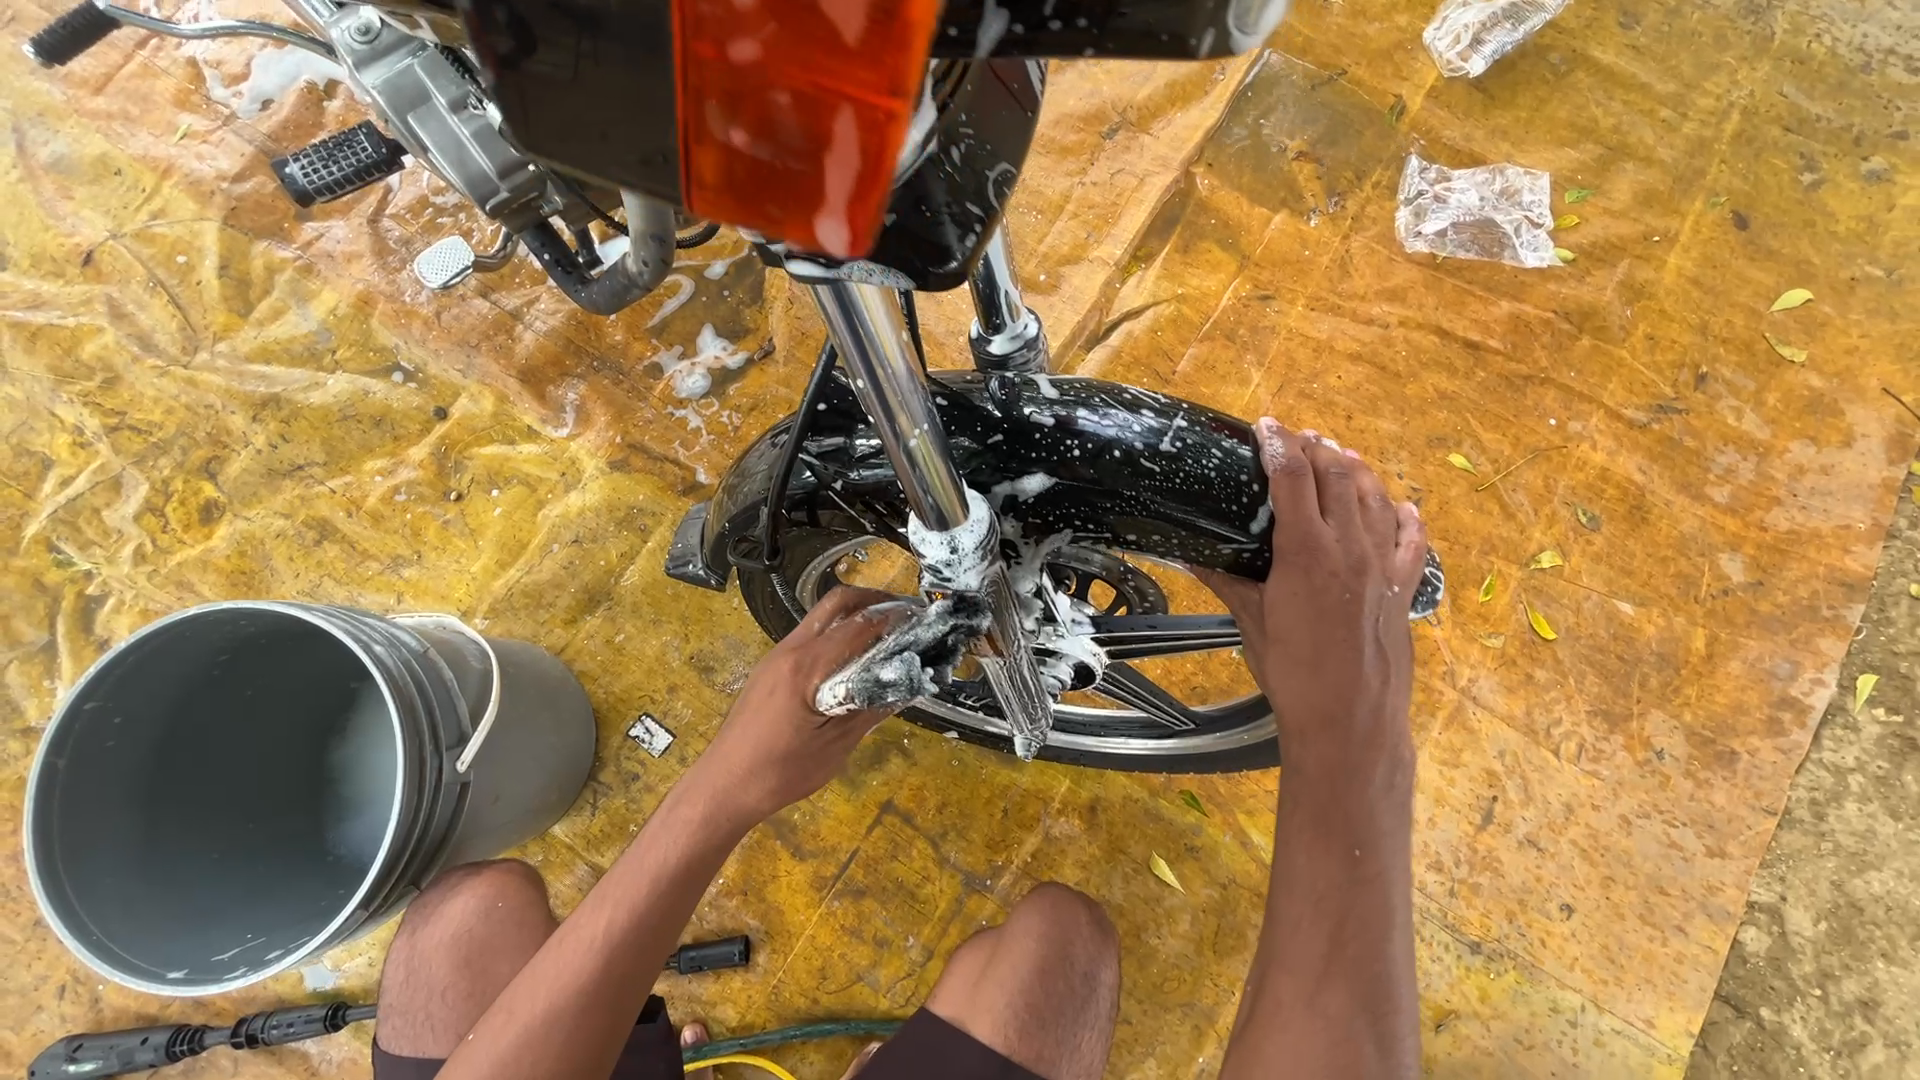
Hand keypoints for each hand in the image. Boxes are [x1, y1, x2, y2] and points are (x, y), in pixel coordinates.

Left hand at [686, 586, 910, 827]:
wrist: (722, 787)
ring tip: (884, 636)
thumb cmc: (778, 773)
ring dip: (853, 617)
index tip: (920, 620)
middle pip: (835, 604)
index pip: (858, 626)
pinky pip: (808, 638)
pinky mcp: (769, 670)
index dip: (893, 618)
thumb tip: (904, 687)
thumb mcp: (834, 748)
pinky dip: (835, 636)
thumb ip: (869, 711)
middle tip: (903, 614)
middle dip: (873, 600)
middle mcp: (789, 651)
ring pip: (820, 619)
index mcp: (806, 667)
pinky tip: (853, 661)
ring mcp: (775, 658)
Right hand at [1196, 420, 1428, 783]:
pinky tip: (1401, 505)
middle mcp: (1349, 546)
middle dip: (1315, 448)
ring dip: (1356, 470)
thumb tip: (1186, 554)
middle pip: (1337, 476)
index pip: (1293, 477)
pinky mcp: (1401, 588)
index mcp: (1305, 550)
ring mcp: (1382, 565)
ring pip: (1375, 498)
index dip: (1278, 444)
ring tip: (1339, 454)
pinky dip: (1406, 517)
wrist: (1350, 719)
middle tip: (1296, 437)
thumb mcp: (1250, 621)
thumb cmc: (1292, 671)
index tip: (1265, 425)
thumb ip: (1224, 581)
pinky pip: (1412, 541)